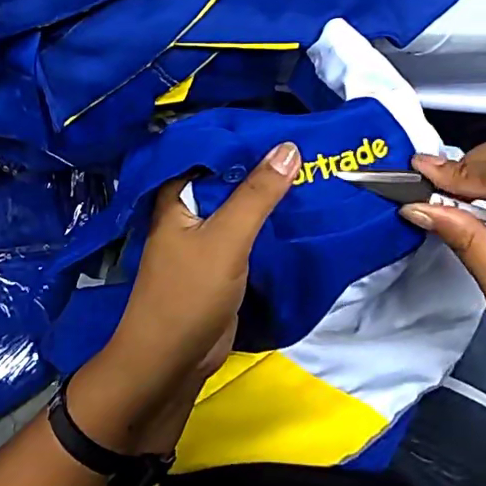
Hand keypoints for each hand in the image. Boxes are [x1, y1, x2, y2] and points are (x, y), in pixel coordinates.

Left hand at [69, 142, 300, 454]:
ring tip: (314, 169)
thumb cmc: (188, 294)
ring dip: (268, 194)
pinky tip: (299, 210)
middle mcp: (188, 209)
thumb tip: (288, 147)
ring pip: (240, 206)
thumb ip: (256, 195)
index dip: (245, 138)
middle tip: (310, 145)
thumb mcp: (226, 239)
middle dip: (262, 165)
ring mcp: (205, 236)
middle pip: (229, 178)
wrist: (171, 362)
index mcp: (177, 193)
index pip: (212, 152)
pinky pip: (247, 232)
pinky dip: (268, 222)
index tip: (285, 124)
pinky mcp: (221, 261)